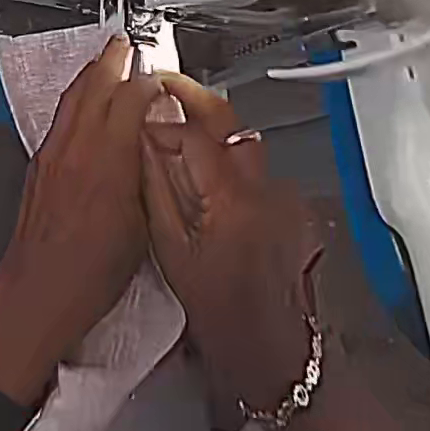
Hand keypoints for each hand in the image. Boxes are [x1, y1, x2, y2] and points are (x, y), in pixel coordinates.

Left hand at [0, 36, 162, 404]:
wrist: (38, 291)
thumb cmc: (90, 272)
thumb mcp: (140, 227)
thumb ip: (146, 178)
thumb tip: (151, 149)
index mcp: (109, 162)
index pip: (130, 100)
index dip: (147, 82)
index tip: (157, 77)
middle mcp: (78, 149)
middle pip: (97, 86)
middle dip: (114, 60)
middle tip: (126, 43)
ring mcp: (55, 152)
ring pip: (74, 96)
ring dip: (92, 72)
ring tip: (105, 58)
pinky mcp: (40, 162)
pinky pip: (60, 114)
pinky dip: (75, 95)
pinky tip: (81, 96)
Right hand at [139, 73, 322, 411]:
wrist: (272, 348)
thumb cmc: (222, 312)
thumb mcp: (173, 251)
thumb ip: (156, 190)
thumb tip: (143, 147)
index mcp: (230, 200)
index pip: (194, 136)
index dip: (163, 122)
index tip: (143, 118)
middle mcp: (262, 187)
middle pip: (227, 120)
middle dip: (192, 94)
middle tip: (164, 82)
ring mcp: (279, 192)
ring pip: (240, 137)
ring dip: (209, 124)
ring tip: (177, 120)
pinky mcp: (286, 201)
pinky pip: (251, 163)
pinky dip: (225, 155)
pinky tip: (204, 167)